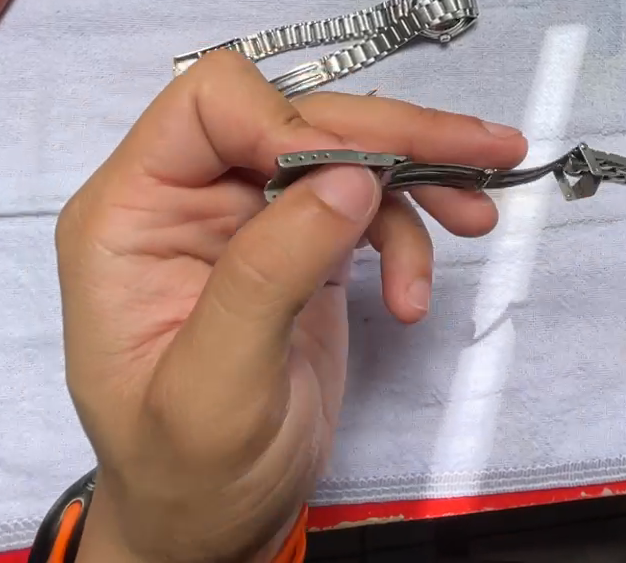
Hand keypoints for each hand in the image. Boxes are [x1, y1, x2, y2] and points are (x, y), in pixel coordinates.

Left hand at [54, 52, 526, 562]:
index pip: (214, 105)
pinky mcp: (306, 237)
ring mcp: (254, 212)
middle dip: (399, 135)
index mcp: (137, 211)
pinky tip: (415, 297)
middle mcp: (195, 194)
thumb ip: (269, 275)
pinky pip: (371, 202)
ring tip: (480, 218)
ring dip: (423, 180)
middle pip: (306, 118)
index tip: (357, 177)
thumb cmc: (189, 474)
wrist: (219, 528)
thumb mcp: (215, 392)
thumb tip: (351, 175)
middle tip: (488, 150)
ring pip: (352, 151)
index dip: (292, 121)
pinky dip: (410, 237)